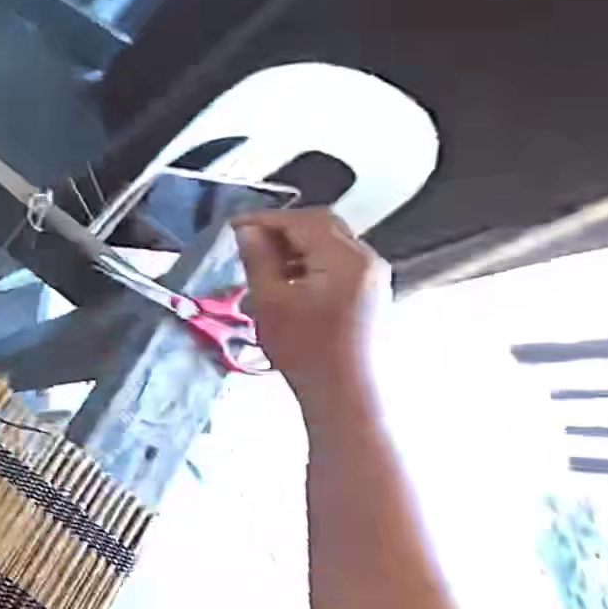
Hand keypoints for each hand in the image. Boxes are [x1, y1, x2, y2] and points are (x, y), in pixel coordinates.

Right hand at [233, 208, 389, 405]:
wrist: (341, 390)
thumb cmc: (302, 347)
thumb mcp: (270, 300)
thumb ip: (259, 259)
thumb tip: (248, 231)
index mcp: (346, 258)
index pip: (304, 220)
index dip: (267, 218)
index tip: (234, 225)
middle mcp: (367, 259)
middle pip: (323, 226)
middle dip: (283, 228)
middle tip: (248, 240)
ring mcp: (373, 275)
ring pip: (330, 243)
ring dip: (296, 245)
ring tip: (263, 261)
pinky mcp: (370, 291)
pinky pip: (338, 262)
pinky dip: (310, 260)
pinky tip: (287, 278)